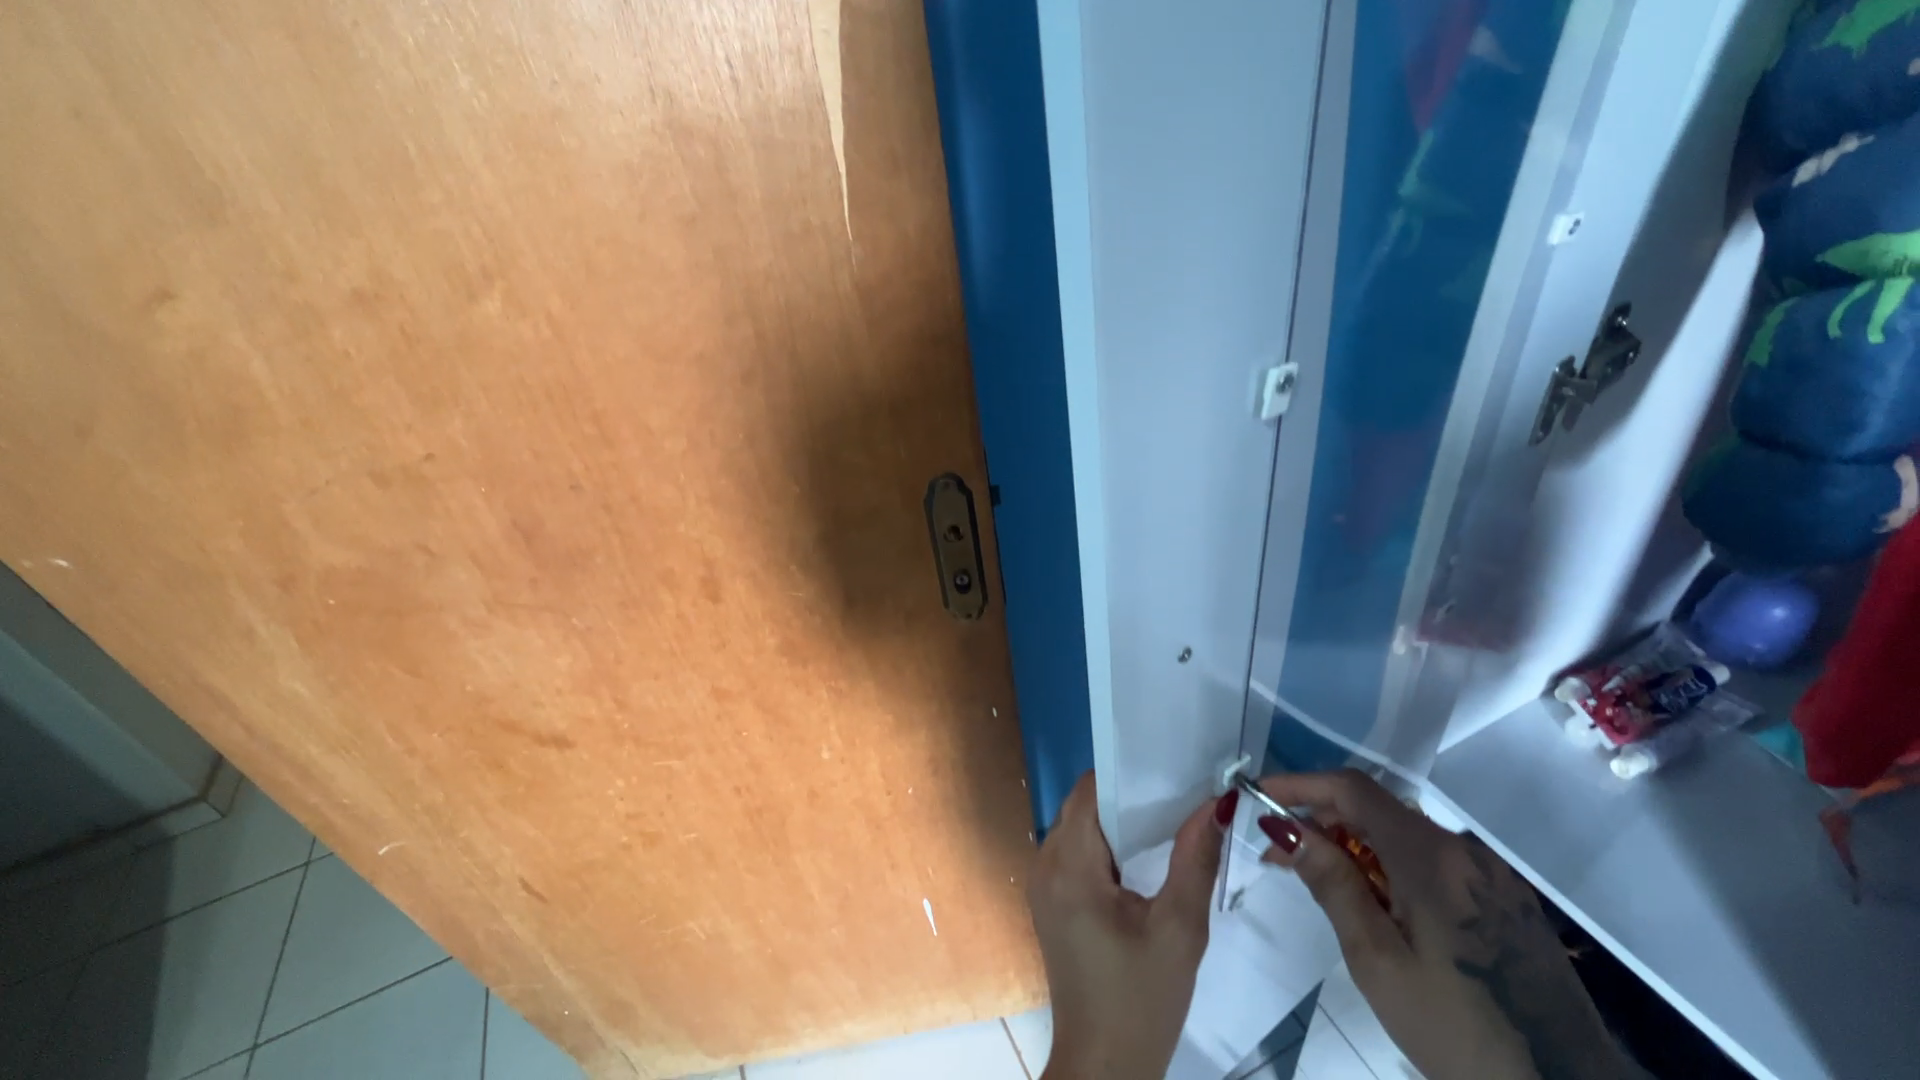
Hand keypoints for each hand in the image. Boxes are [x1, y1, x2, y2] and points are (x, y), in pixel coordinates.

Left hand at [1027, 772, 1226, 1079]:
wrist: (1104, 1063)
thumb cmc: (1142, 999)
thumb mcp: (1179, 929)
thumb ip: (1195, 859)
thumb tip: (1216, 801)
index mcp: (1069, 867)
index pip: (1092, 791)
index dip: (1131, 775)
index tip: (1174, 767)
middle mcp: (1045, 864)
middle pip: (1084, 806)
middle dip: (1131, 795)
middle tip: (1182, 788)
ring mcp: (1043, 883)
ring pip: (1081, 826)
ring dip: (1121, 819)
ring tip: (1172, 813)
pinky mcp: (1051, 900)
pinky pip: (1077, 851)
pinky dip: (1109, 844)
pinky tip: (1146, 851)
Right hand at [1255, 769, 1644, 1079]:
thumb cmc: (1455, 1027)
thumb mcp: (1377, 959)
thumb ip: (1333, 884)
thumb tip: (1287, 829)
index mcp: (1430, 856)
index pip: (1354, 789)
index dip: (1301, 784)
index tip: (1259, 797)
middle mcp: (1463, 850)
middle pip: (1378, 809)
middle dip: (1322, 820)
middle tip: (1278, 855)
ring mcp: (1490, 875)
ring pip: (1405, 837)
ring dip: (1355, 846)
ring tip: (1318, 882)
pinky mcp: (1505, 901)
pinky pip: (1433, 863)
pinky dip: (1391, 867)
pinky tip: (1374, 904)